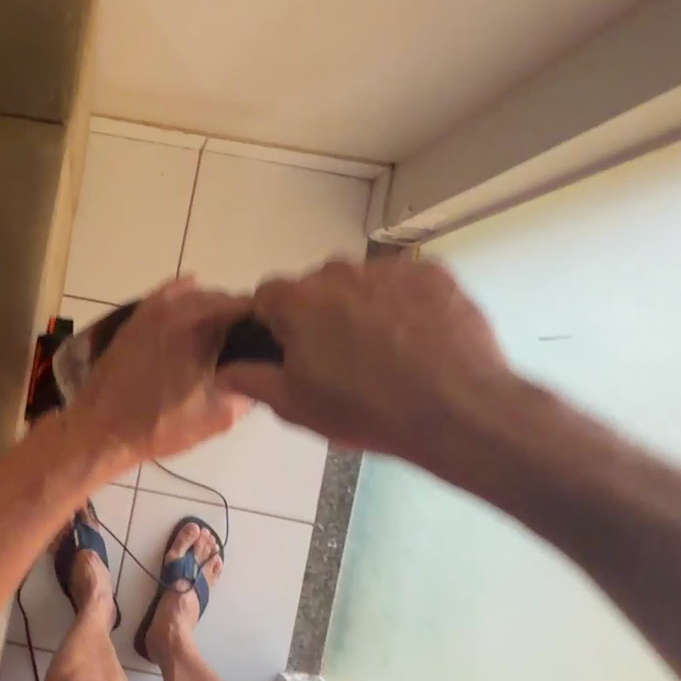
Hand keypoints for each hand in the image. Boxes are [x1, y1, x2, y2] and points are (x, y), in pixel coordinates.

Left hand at [67, 279, 253, 464]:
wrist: (101, 429)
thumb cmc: (159, 425)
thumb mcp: (218, 417)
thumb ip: (248, 390)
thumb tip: (261, 374)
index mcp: (202, 328)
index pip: (247, 309)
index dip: (263, 323)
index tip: (270, 341)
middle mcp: (179, 309)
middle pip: (222, 300)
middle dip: (237, 317)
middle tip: (248, 344)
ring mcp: (153, 310)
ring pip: (195, 297)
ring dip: (212, 310)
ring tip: (220, 337)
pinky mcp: (135, 318)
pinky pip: (168, 297)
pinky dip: (186, 300)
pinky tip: (194, 315)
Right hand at [218, 259, 517, 460]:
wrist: (458, 412)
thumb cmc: (365, 410)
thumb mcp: (295, 405)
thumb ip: (250, 380)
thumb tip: (223, 370)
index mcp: (298, 300)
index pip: (266, 297)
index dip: (272, 325)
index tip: (289, 353)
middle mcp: (340, 272)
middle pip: (314, 288)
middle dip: (318, 315)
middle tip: (338, 359)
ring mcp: (390, 269)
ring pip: (360, 284)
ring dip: (360, 308)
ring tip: (383, 352)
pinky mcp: (434, 274)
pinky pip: (404, 284)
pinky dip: (403, 305)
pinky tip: (416, 340)